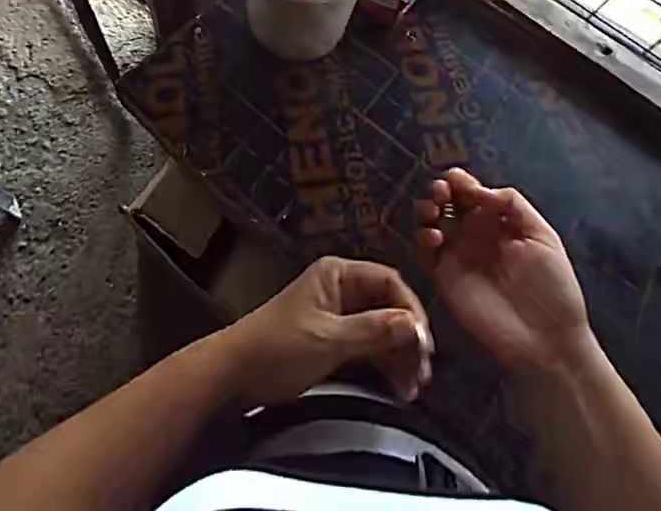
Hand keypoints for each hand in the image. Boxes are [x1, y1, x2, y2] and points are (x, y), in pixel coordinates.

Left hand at [214, 256, 431, 404]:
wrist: (236, 373)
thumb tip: (413, 325)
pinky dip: (385, 364)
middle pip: (388, 306)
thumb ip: (372, 331)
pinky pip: (371, 345)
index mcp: (337, 274)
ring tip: (414, 386)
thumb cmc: (276, 347)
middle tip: (423, 371)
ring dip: (400, 355)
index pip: (388, 281)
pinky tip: (399, 386)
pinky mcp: (336, 338)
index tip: (424, 343)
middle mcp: (341, 288)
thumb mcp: (327, 340)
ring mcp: (339, 314)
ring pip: (383, 328)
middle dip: (408, 337)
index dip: (409, 310)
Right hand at [416, 168, 594, 374]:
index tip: (456, 178)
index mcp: (497, 223)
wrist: (549, 342)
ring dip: (426, 210)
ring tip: (434, 210)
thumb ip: (514, 205)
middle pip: (447, 203)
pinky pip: (424, 253)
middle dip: (440, 191)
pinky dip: (422, 240)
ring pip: (431, 223)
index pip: (472, 193)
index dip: (461, 182)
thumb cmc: (554, 290)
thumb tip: (481, 189)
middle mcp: (474, 236)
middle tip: (442, 191)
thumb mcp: (544, 238)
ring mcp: (458, 256)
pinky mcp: (445, 279)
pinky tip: (434, 238)